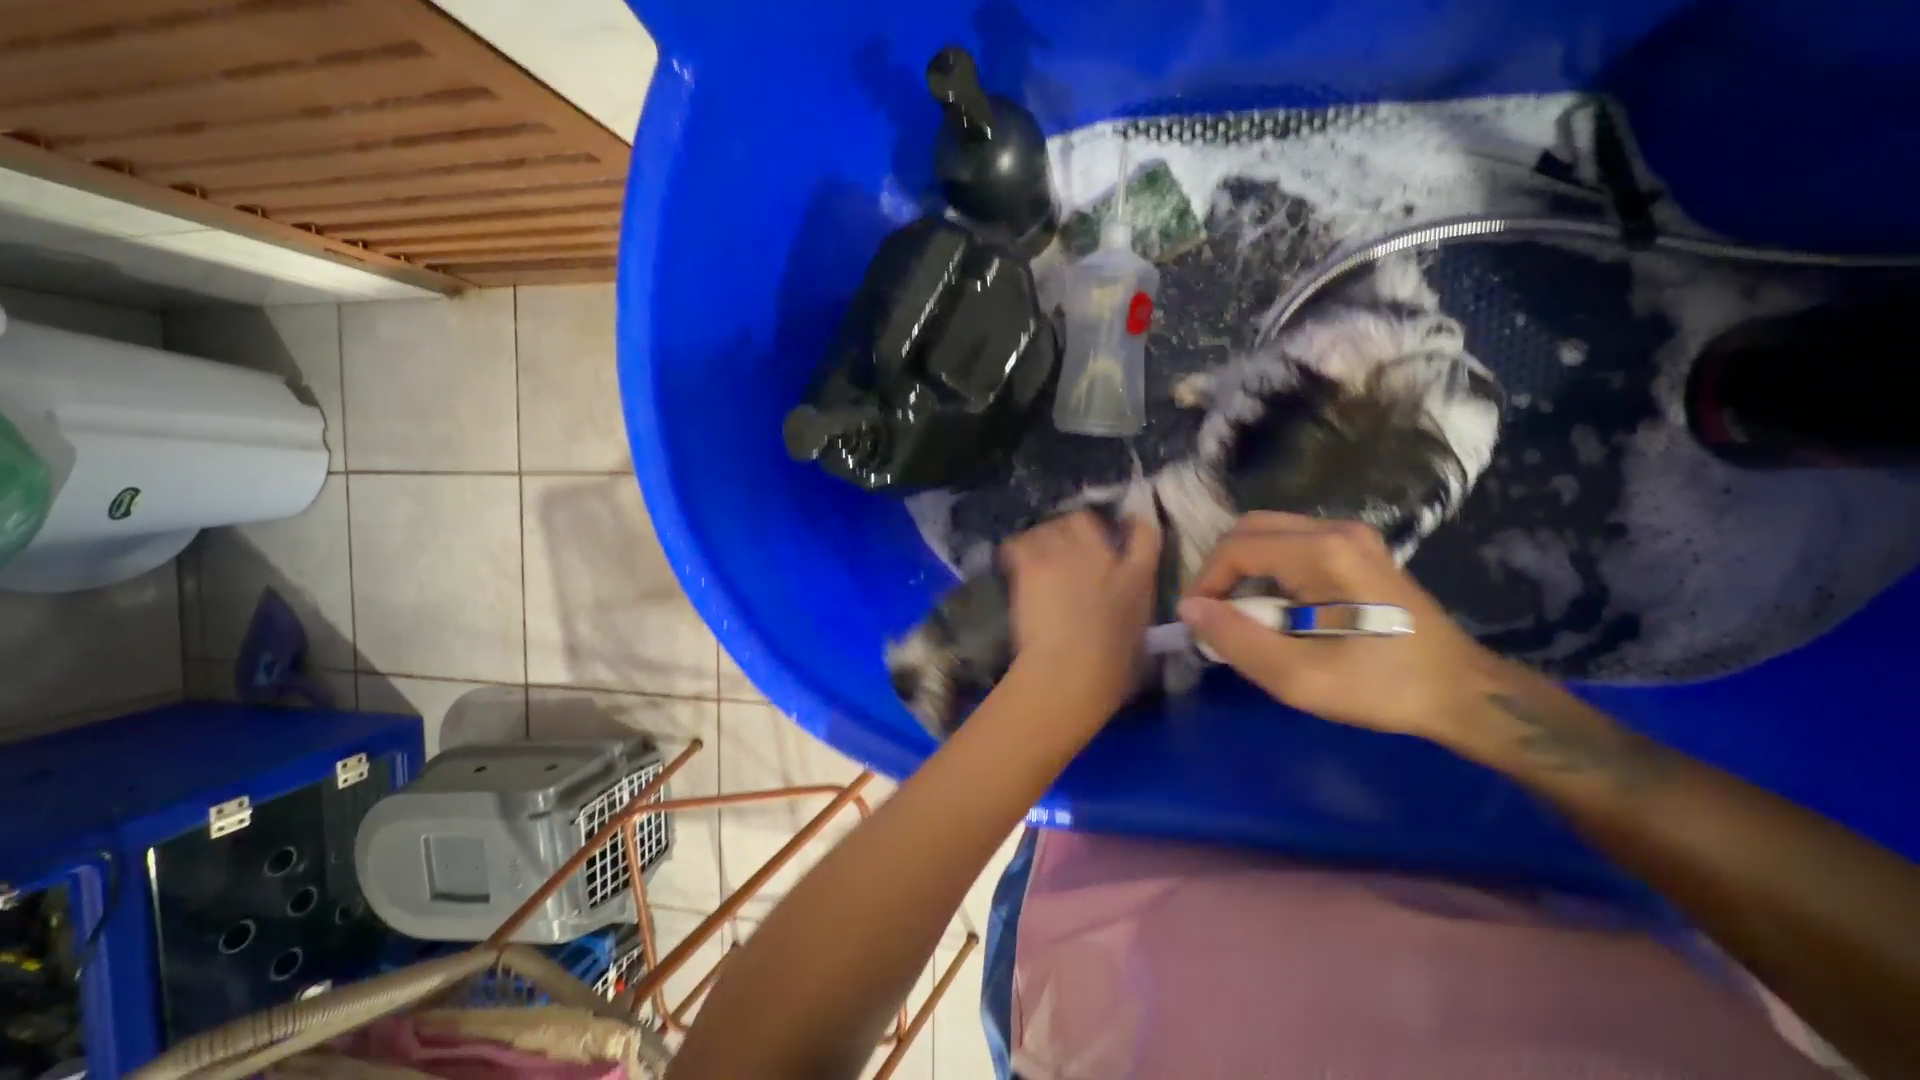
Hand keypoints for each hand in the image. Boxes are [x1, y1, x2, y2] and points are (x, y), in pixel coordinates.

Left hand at [1001, 510, 1161, 716]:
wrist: (1071, 671)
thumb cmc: (1111, 667)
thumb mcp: (1139, 634)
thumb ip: (1135, 607)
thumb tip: (1125, 603)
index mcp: (1138, 574)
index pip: (1145, 532)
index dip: (1133, 525)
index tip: (1123, 529)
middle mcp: (1102, 555)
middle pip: (1085, 519)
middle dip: (1075, 528)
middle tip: (1066, 548)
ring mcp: (1066, 555)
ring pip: (1051, 527)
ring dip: (1045, 537)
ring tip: (1038, 555)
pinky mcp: (1033, 564)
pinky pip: (1020, 542)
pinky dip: (1016, 549)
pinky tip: (1014, 562)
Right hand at [1178, 512, 1505, 741]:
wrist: (1460, 692)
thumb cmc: (1380, 686)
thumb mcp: (1298, 676)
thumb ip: (1236, 640)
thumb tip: (1190, 610)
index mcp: (1322, 552)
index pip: (1235, 548)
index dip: (1204, 584)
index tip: (1197, 625)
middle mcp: (1336, 529)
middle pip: (1250, 529)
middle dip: (1221, 571)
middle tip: (1216, 618)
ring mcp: (1354, 536)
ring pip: (1272, 534)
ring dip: (1246, 571)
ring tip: (1247, 619)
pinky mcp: (1361, 551)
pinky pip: (1296, 545)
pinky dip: (1272, 571)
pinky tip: (1281, 613)